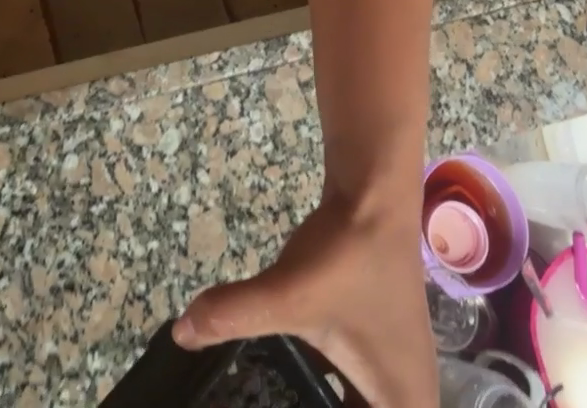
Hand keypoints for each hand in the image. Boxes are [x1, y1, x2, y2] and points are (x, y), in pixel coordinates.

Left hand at [174, 186, 436, 407]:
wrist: (372, 200)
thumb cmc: (347, 256)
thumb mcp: (289, 294)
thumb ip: (234, 315)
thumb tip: (181, 334)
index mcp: (403, 407)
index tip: (258, 401)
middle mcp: (405, 401)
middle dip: (299, 404)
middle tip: (246, 397)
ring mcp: (392, 376)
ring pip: (344, 407)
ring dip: (308, 401)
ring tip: (255, 392)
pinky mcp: (372, 350)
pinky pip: (341, 390)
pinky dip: (312, 389)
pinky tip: (277, 379)